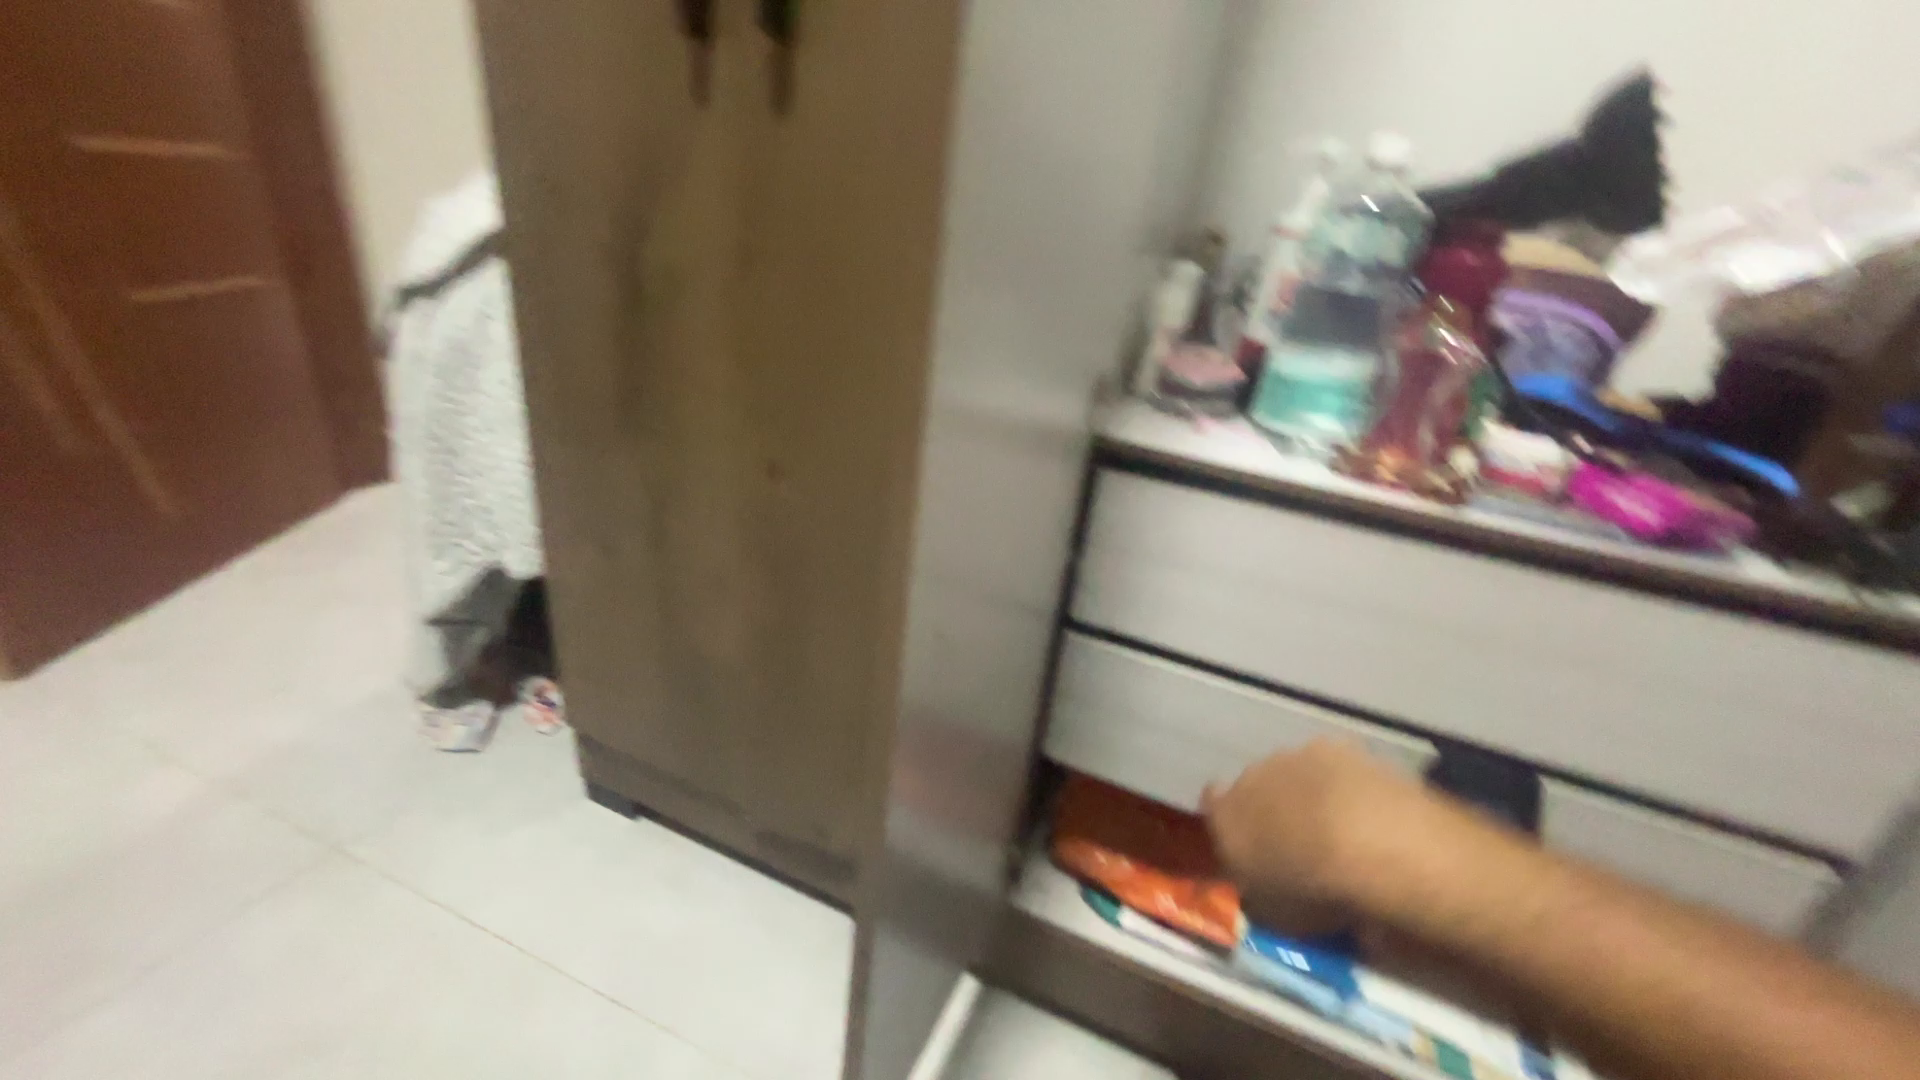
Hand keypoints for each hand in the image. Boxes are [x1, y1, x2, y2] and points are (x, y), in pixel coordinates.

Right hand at [1201, 738, 1445, 934]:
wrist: (1367, 845)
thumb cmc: (1309, 889)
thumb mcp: (1269, 911)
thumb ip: (1253, 888)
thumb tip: (1254, 885)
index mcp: (1224, 813)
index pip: (1212, 803)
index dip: (1230, 819)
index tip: (1251, 841)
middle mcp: (1249, 776)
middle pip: (1254, 784)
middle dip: (1273, 806)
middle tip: (1300, 841)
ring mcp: (1292, 756)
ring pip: (1293, 771)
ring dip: (1309, 792)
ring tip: (1341, 828)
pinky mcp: (1337, 747)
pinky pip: (1334, 764)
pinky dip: (1345, 783)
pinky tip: (1369, 809)